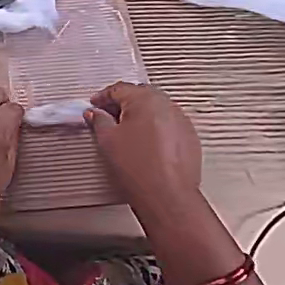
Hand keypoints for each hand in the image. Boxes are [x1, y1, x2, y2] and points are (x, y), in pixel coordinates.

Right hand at [85, 83, 207, 224]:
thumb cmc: (140, 169)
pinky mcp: (189, 137)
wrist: (166, 195)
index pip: (119, 89)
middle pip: (139, 95)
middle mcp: (167, 105)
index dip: (103, 97)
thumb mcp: (108, 140)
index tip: (95, 104)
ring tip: (125, 133)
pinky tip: (144, 144)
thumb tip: (96, 114)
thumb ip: (99, 120)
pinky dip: (155, 129)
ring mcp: (181, 120)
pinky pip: (168, 124)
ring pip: (155, 110)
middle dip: (122, 104)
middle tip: (107, 116)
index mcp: (145, 99)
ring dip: (140, 116)